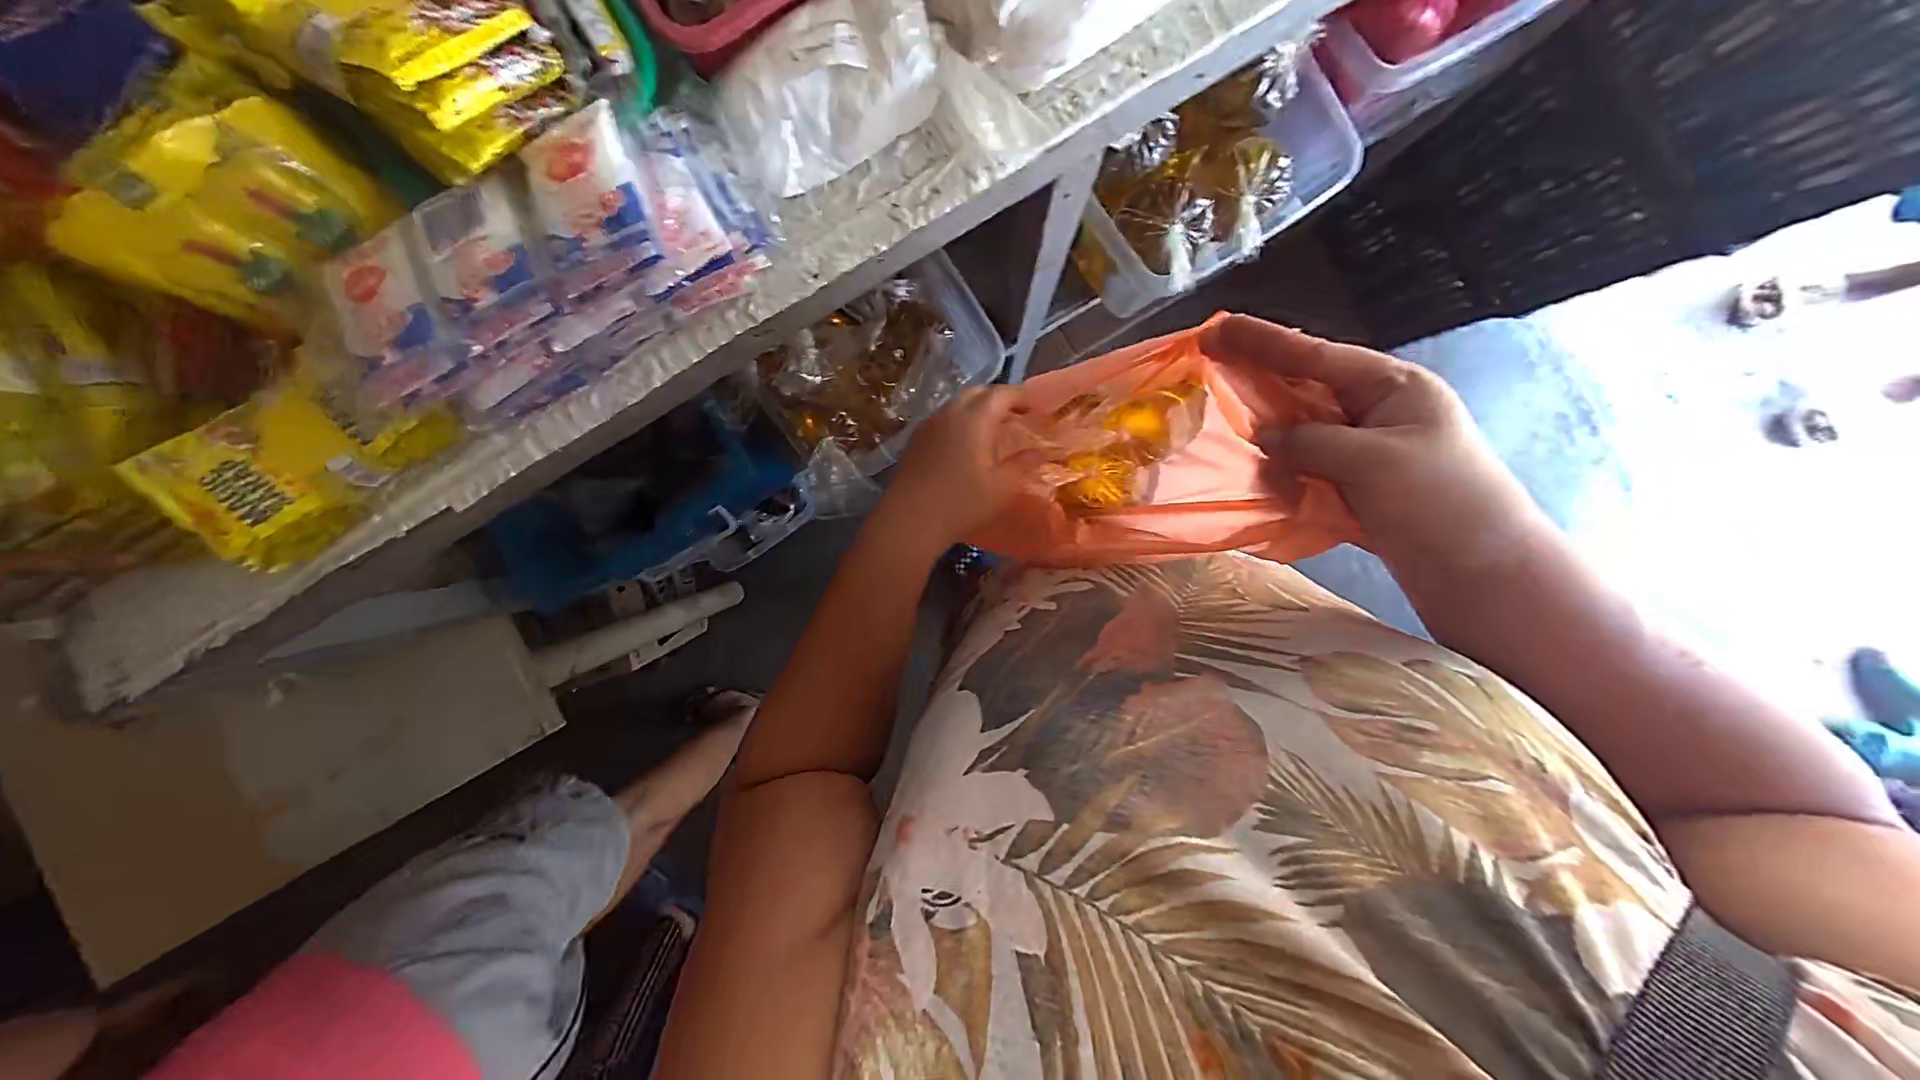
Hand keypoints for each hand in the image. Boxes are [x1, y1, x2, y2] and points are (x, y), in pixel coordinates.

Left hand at [876, 385, 1041, 551]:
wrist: (910, 520)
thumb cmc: (962, 504)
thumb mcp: (1002, 488)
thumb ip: (1022, 465)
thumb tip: (1039, 452)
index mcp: (975, 418)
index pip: (1002, 394)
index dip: (1022, 397)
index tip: (1037, 408)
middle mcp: (950, 413)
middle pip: (978, 393)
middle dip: (999, 400)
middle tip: (1017, 416)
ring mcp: (929, 425)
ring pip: (958, 405)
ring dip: (978, 410)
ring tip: (993, 430)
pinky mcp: (915, 440)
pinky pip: (943, 419)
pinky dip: (960, 422)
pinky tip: (965, 444)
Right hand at [1202, 314, 1549, 576]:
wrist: (1484, 573)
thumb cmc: (1441, 504)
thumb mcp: (1373, 462)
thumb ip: (1310, 441)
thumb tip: (1262, 435)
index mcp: (1392, 386)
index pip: (1315, 355)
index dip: (1262, 341)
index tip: (1218, 327)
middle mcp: (1377, 409)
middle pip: (1305, 385)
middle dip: (1257, 374)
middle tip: (1207, 362)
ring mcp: (1366, 448)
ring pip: (1302, 425)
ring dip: (1263, 421)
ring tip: (1218, 410)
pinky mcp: (1357, 483)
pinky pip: (1306, 462)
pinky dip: (1277, 461)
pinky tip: (1249, 461)